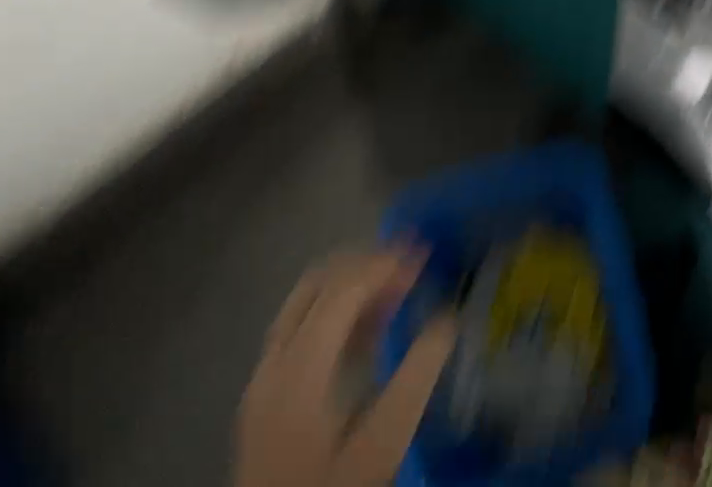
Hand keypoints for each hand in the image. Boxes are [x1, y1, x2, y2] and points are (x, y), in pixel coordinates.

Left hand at [236, 250, 457, 486]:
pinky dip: (335, 309)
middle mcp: (273, 362)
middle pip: (314, 286)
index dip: (384, 263)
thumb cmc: (336, 484)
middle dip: (364, 262)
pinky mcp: (267, 394)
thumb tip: (447, 317)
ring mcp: (264, 378)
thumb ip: (418, 374)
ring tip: (397, 281)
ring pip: (303, 303)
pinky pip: (299, 328)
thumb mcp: (387, 437)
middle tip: (411, 259)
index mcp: (300, 367)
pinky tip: (370, 321)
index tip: (424, 249)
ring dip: (349, 283)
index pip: (341, 291)